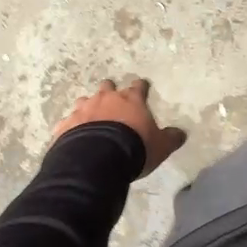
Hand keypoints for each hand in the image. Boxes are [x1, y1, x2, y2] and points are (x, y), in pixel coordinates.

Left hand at [50, 78, 186, 176]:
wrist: (97, 159)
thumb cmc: (134, 147)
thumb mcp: (160, 146)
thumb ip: (170, 138)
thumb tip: (182, 133)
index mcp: (131, 100)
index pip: (138, 86)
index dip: (140, 86)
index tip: (141, 86)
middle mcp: (106, 99)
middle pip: (107, 86)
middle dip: (110, 91)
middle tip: (112, 102)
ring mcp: (83, 110)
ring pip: (84, 100)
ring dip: (88, 107)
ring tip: (90, 118)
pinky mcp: (65, 125)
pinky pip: (66, 122)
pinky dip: (70, 127)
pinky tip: (71, 135)